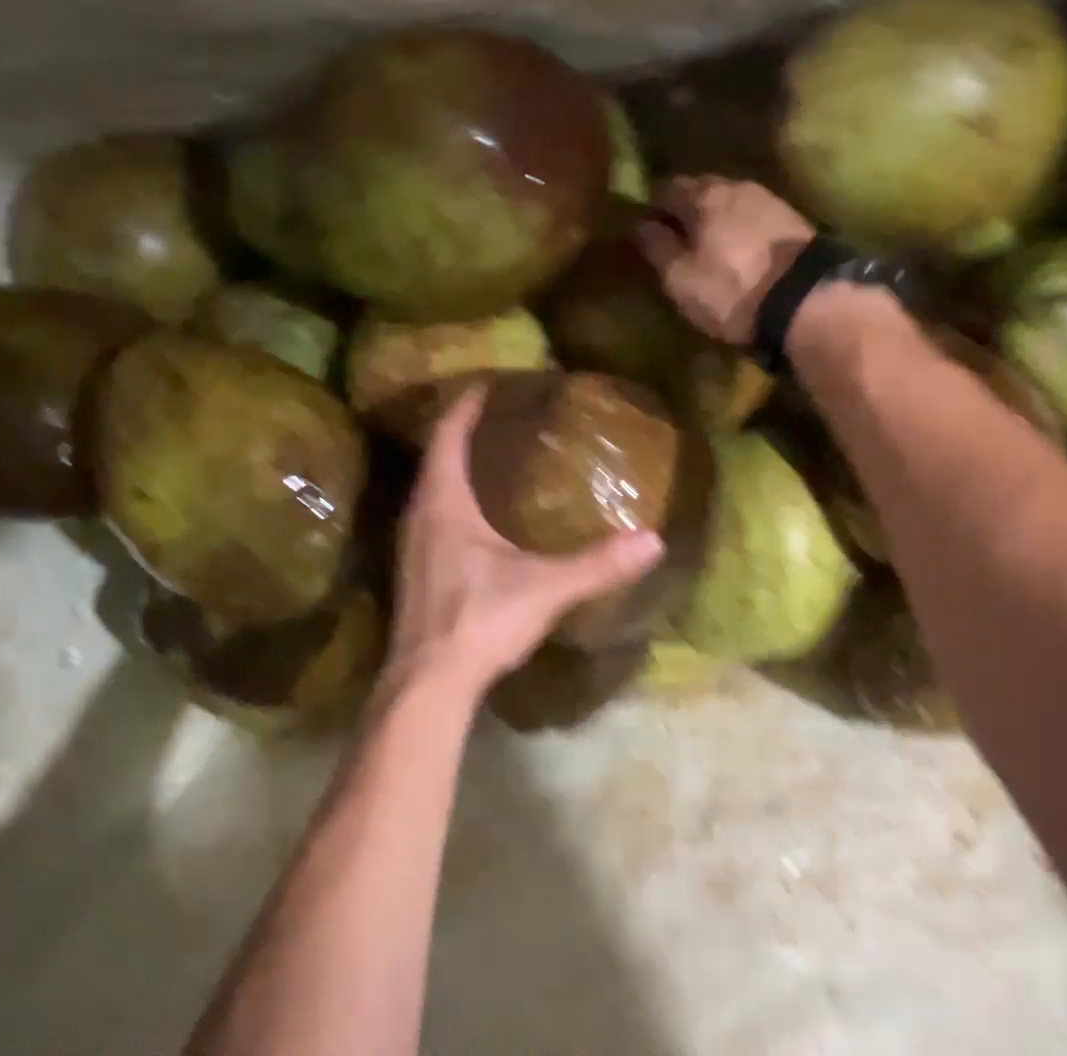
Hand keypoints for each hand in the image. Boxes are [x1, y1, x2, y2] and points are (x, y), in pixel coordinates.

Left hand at [383, 387, 664, 698]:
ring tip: (496, 461)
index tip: (489, 382)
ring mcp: (413, 548)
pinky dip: (456, 505)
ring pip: (433, 492)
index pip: (448, 436)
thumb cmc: (479, 620)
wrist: (428, 684)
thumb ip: (598, 564)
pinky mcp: (417, 575)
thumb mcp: (546, 587)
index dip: (466, 405)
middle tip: (502, 419)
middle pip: (437, 459)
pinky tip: (483, 522)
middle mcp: (419, 517)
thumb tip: (653, 540)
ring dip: (457, 470)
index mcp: (444, 504)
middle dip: (464, 434)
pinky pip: (435, 521)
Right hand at [635, 176, 815, 345]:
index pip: (667, 188)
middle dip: (689, 208)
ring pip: (734, 202)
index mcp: (702, 196)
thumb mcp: (681, 278)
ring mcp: (771, 201)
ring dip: (721, 218)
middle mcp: (737, 186)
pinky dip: (745, 228)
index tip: (650, 227)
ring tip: (714, 244)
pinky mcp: (796, 221)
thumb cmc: (732, 291)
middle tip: (681, 235)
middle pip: (704, 189)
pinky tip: (744, 249)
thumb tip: (641, 224)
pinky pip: (758, 217)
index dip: (655, 207)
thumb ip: (657, 247)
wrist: (807, 300)